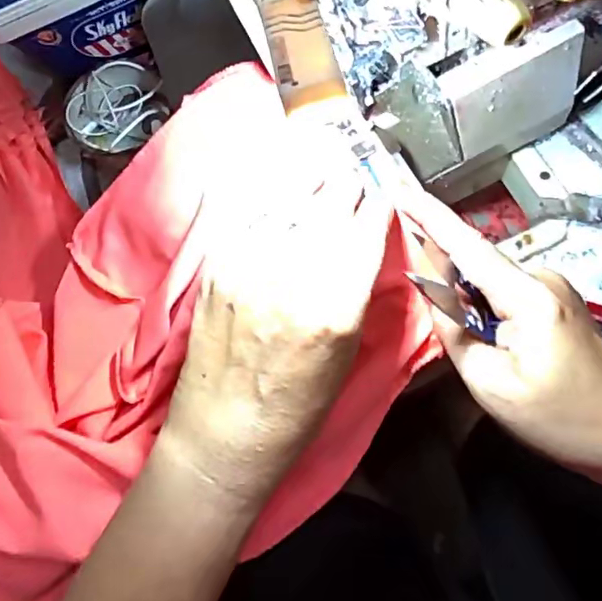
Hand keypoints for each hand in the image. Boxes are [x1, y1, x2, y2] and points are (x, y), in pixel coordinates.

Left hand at [158, 172, 389, 508]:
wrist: (224, 429)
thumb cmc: (297, 404)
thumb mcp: (347, 350)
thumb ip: (356, 288)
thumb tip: (362, 239)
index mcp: (332, 307)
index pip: (364, 232)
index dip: (378, 205)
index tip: (384, 192)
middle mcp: (289, 277)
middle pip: (328, 206)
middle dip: (347, 187)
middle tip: (355, 177)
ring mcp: (247, 265)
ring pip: (290, 200)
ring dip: (313, 185)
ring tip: (326, 171)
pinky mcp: (218, 262)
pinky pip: (253, 212)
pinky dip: (275, 198)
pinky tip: (287, 191)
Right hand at [399, 184, 601, 510]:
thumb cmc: (565, 419)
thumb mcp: (493, 385)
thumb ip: (455, 331)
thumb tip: (432, 290)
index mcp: (528, 295)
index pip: (466, 246)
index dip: (428, 215)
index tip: (400, 186)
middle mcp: (542, 279)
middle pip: (475, 263)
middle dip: (441, 269)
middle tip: (419, 295)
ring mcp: (553, 289)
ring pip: (489, 283)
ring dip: (464, 297)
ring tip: (463, 337)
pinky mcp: (556, 304)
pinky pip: (506, 295)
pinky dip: (485, 308)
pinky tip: (486, 340)